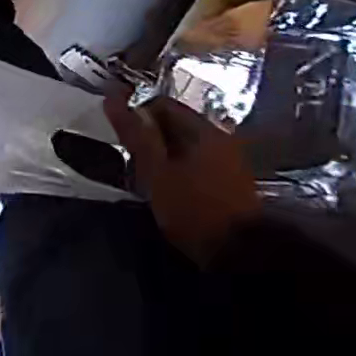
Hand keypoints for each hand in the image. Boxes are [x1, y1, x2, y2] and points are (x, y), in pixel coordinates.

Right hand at [103, 93, 261, 263]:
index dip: (135, 113)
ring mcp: (230, 161)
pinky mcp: (232, 183)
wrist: (242, 257)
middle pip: (175, 123)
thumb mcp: (156, 170)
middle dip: (150, 134)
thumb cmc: (193, 208)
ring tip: (145, 172)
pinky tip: (168, 185)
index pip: (161, 104)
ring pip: (185, 144)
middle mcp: (221, 139)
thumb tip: (112, 98)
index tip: (120, 134)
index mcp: (203, 130)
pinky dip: (178, 166)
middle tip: (129, 154)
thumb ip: (135, 134)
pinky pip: (197, 161)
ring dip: (164, 152)